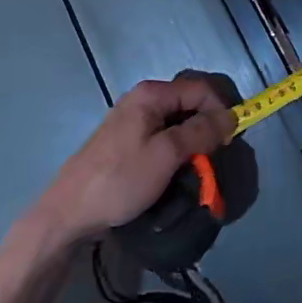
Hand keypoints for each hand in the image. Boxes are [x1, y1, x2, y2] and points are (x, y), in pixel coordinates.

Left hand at [33, 72, 237, 245]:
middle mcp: (142, 99)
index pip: (201, 89)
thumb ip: (201, 132)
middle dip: (207, 127)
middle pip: (189, 103)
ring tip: (197, 167)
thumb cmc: (120, 179)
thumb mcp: (167, 154)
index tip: (227, 142)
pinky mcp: (127, 141)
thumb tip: (231, 117)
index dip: (220, 111)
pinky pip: (163, 136)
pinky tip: (176, 170)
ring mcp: (133, 120)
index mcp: (151, 94)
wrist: (70, 213)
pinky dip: (176, 149)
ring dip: (192, 141)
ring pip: (177, 122)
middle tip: (213, 157)